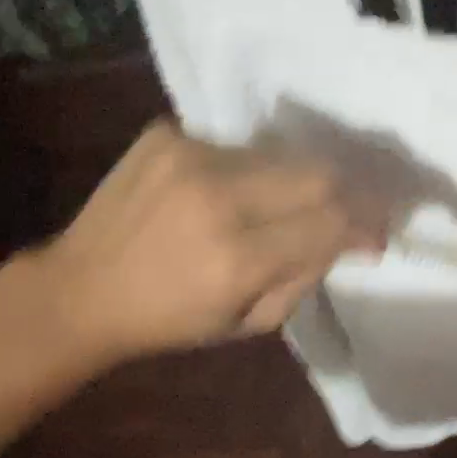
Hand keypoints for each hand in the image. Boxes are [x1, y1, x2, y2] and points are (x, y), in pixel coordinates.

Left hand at [36, 120, 380, 360]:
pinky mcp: (166, 135)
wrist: (81, 289)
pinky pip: (237, 148)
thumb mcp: (251, 323)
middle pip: (317, 174)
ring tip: (276, 210)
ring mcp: (189, 156)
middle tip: (346, 214)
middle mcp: (218, 197)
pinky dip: (247, 172)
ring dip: (292, 184)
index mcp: (238, 257)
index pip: (332, 220)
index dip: (366, 224)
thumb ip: (303, 276)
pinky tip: (224, 197)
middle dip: (343, 194)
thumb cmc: (172, 321)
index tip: (375, 236)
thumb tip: (343, 237)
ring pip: (280, 156)